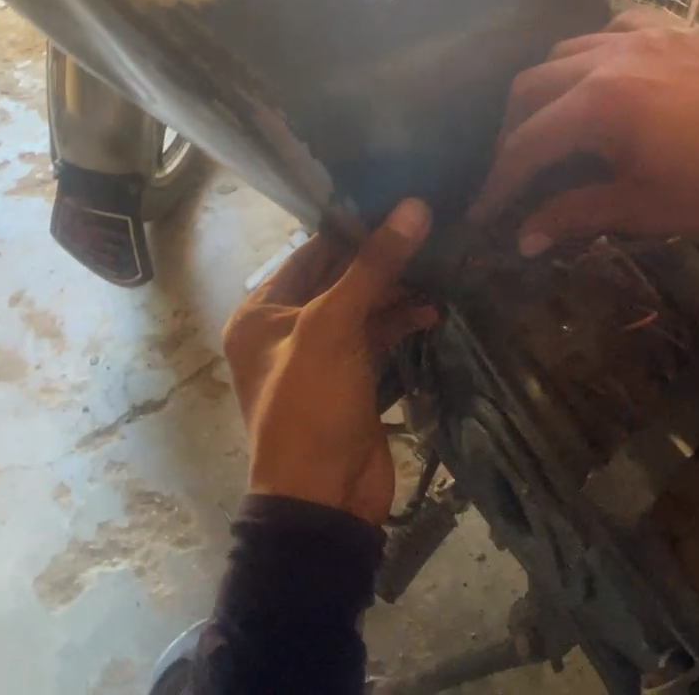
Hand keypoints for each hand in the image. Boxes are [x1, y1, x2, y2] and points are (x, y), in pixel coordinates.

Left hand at [221, 200, 437, 523]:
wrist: (324, 498)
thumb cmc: (310, 403)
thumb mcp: (334, 327)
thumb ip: (374, 266)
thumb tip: (415, 207)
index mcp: (260, 314)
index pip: (310, 253)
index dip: (352, 228)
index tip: (398, 201)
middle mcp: (284, 329)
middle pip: (338, 278)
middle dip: (381, 259)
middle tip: (427, 229)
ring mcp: (320, 356)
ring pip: (362, 306)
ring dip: (396, 290)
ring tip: (438, 267)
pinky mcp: (350, 378)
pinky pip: (376, 336)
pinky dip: (400, 321)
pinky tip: (432, 309)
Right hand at [469, 9, 698, 253]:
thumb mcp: (646, 209)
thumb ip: (575, 215)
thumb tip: (521, 237)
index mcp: (598, 104)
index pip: (525, 143)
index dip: (498, 182)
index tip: (481, 213)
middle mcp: (609, 56)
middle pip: (532, 87)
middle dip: (512, 133)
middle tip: (513, 175)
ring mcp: (645, 35)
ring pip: (567, 52)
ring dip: (548, 91)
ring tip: (551, 129)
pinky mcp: (677, 30)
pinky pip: (614, 30)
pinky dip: (594, 55)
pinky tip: (604, 79)